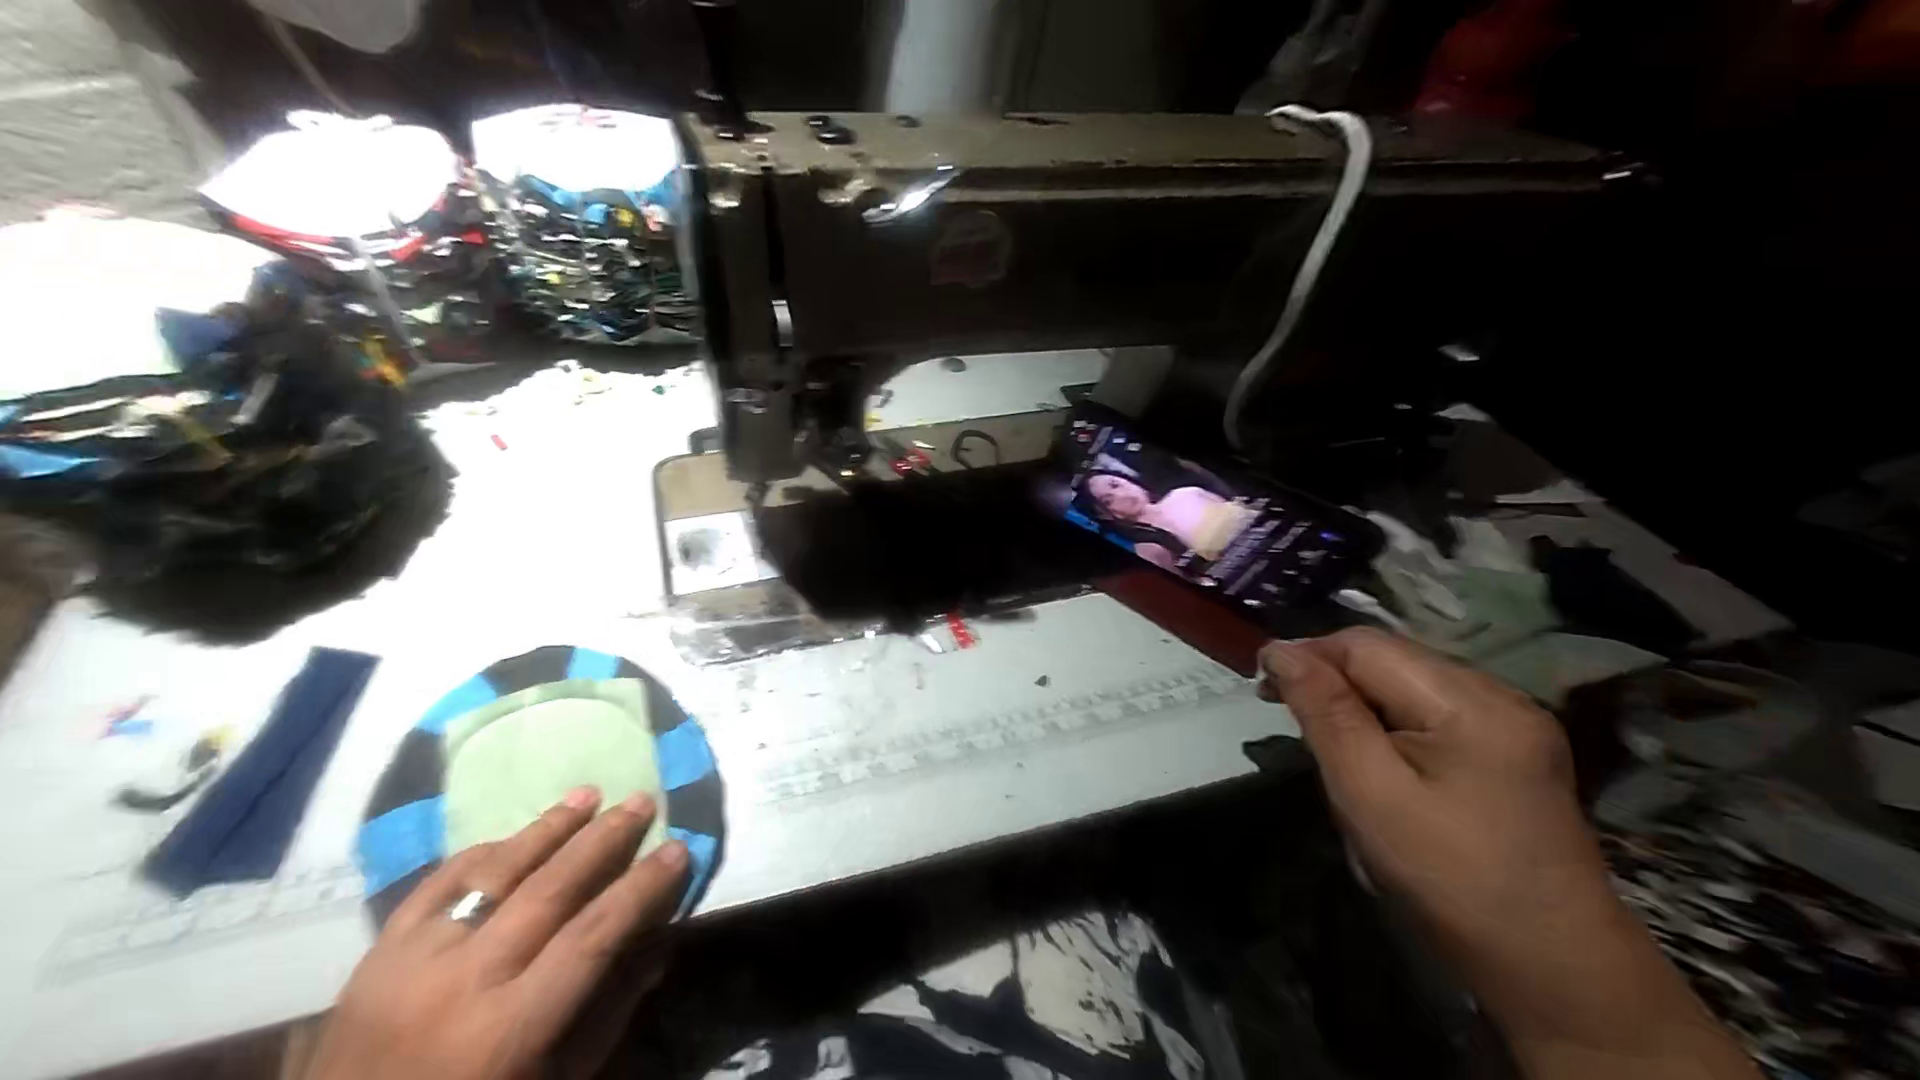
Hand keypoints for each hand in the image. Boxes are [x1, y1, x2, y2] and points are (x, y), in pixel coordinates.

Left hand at [308, 788, 688, 1079]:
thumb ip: (609, 1010)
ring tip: (589, 794)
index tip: (678, 849)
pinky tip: (515, 835)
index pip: (594, 934)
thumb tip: (658, 937)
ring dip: (548, 827)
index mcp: (508, 1028)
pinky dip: (483, 852)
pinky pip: (438, 884)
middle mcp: (462, 983)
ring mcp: (412, 962)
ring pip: (495, 872)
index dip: (642, 887)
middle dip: (604, 839)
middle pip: (549, 889)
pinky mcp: (375, 954)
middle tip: (641, 802)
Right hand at [1259, 630, 1759, 1079]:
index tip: (1261, 687)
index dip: (1307, 654)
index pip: (1365, 645)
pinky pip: (1431, 706)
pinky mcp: (1513, 747)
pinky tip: (1372, 748)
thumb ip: (1323, 711)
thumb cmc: (1447, 879)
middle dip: (1329, 674)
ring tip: (1321, 732)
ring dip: (1355, 695)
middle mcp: (1498, 695)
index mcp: (1469, 702)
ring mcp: (1513, 721)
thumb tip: (1278, 648)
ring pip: (1407, 679)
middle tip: (1282, 709)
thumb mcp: (1368, 792)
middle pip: (1390, 656)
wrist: (1554, 972)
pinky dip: (1387, 715)